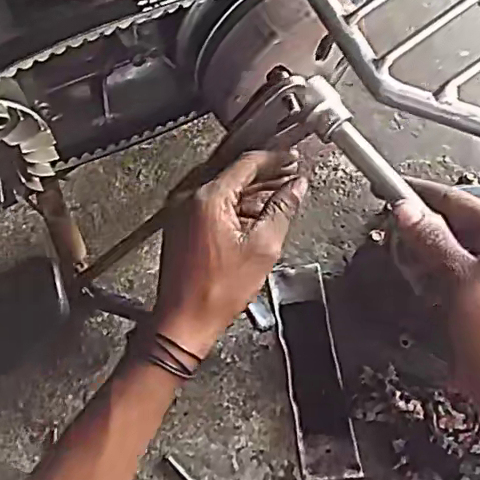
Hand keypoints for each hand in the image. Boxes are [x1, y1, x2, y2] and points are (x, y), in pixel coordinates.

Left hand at [152, 149, 307, 354]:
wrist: (185, 319)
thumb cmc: (216, 292)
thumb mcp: (263, 248)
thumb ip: (282, 210)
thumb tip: (296, 187)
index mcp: (209, 199)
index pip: (247, 164)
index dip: (275, 160)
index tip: (291, 160)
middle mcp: (190, 200)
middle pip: (235, 175)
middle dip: (266, 175)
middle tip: (290, 175)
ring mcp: (183, 214)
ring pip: (225, 191)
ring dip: (252, 192)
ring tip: (279, 197)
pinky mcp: (182, 228)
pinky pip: (213, 207)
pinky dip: (235, 207)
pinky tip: (255, 217)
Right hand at [389, 179, 479, 394]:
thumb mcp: (464, 283)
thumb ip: (434, 242)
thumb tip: (408, 212)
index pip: (459, 202)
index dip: (422, 197)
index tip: (391, 191)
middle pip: (450, 224)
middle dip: (421, 236)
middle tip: (402, 247)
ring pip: (445, 249)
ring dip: (424, 261)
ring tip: (423, 281)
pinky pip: (448, 272)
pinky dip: (431, 278)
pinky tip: (429, 293)